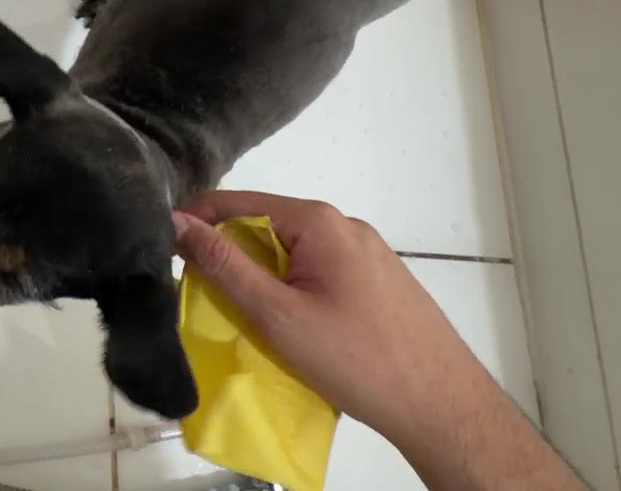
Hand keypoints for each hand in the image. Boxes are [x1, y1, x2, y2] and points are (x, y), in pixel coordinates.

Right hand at [171, 191, 492, 447]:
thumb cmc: (358, 361)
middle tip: (207, 291)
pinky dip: (293, 286)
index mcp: (318, 221)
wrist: (451, 418)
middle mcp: (344, 225)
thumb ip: (220, 262)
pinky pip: (318, 268)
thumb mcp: (275, 313)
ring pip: (291, 249)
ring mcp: (368, 252)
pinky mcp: (381, 281)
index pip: (235, 202)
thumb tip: (174, 220)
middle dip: (231, 253)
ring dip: (262, 273)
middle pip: (263, 224)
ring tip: (249, 311)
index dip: (196, 223)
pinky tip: (295, 322)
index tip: (168, 251)